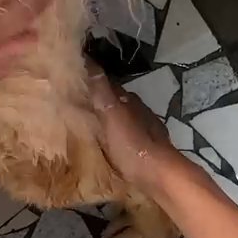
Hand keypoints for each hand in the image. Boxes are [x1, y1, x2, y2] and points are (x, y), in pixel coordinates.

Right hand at [85, 62, 195, 193]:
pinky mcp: (149, 151)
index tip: (78, 81)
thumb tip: (90, 61)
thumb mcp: (113, 116)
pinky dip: (119, 136)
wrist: (159, 176)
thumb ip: (102, 92)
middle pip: (119, 102)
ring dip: (111, 119)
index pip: (110, 85)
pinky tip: (111, 143)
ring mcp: (148, 132)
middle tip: (81, 103)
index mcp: (131, 102)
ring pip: (126, 119)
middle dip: (103, 101)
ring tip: (93, 123)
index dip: (95, 82)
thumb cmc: (133, 146)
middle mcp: (141, 113)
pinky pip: (129, 137)